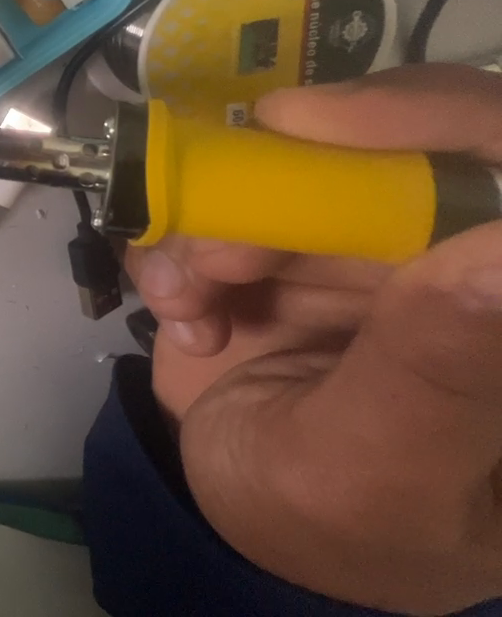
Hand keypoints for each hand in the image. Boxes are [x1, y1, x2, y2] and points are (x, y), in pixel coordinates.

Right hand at [121, 64, 501, 612]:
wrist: (233, 515)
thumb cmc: (338, 524)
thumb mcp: (379, 472)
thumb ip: (436, 375)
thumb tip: (499, 254)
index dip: (435, 116)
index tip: (304, 122)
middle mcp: (451, 259)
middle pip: (381, 151)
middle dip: (275, 191)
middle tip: (219, 259)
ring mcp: (359, 249)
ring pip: (272, 173)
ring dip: (205, 230)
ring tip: (187, 304)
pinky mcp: (273, 247)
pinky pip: (205, 205)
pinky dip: (173, 249)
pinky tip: (181, 310)